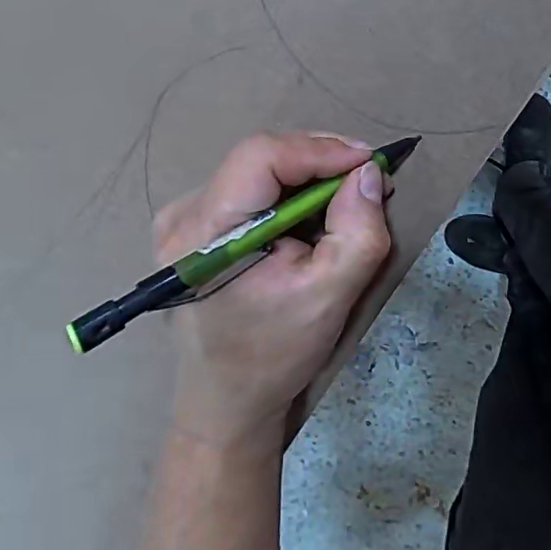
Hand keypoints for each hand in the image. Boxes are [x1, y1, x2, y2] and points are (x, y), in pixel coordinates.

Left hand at [153, 133, 393, 450]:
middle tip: (366, 179)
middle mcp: (181, 213)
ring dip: (307, 176)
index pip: (261, 156)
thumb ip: (357, 230)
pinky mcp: (192, 223)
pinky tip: (311, 216)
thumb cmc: (274, 354)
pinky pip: (249, 186)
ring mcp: (181, 217)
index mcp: (203, 232)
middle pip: (260, 158)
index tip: (369, 163)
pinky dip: (288, 191)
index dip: (319, 150)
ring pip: (257, 169)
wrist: (225, 400)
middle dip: (320, 162)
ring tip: (344, 199)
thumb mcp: (330, 296)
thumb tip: (368, 174)